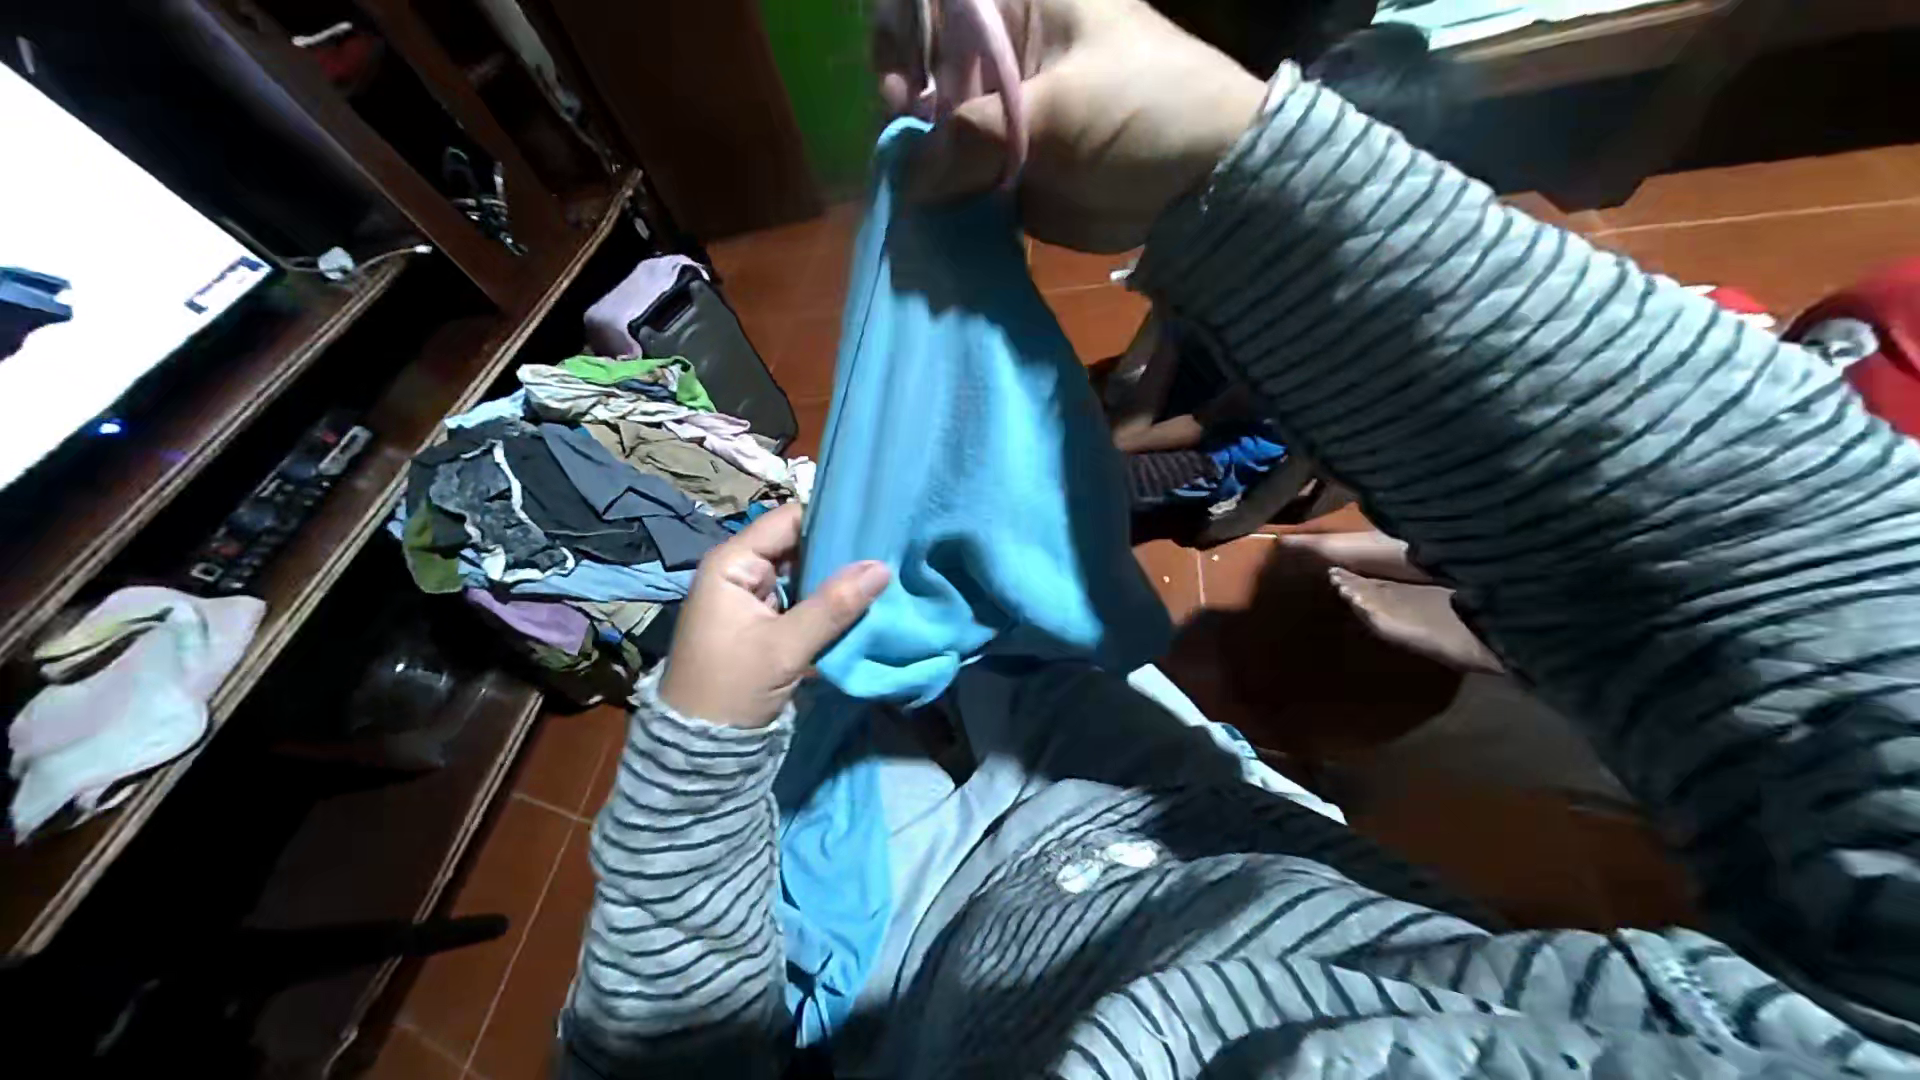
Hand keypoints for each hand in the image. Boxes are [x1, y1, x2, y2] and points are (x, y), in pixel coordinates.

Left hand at [659, 504, 888, 727]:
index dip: (828, 518)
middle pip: (799, 545)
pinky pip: (805, 598)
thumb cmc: (731, 687)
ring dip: (838, 576)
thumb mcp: (784, 647)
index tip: (872, 523)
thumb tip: (882, 567)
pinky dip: (829, 600)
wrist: (701, 747)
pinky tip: (864, 600)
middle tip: (887, 549)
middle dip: (839, 549)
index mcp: (733, 564)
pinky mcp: (768, 621)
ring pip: (806, 572)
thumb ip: (833, 605)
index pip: (786, 521)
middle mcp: (742, 571)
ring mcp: (755, 597)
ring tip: (884, 571)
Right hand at [872, 0, 1264, 251]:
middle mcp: (999, 58)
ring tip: (918, 192)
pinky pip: (958, 181)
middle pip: (924, 69)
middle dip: (906, 109)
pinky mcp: (1005, 173)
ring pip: (935, 132)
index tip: (904, 91)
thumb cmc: (1144, 110)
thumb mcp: (1063, 109)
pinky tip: (932, 212)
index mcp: (1018, 7)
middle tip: (907, 152)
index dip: (903, 34)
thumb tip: (913, 178)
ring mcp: (1000, 119)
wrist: (1195, 183)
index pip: (933, 2)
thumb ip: (979, 137)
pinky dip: (943, 198)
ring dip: (919, 162)